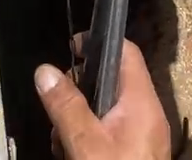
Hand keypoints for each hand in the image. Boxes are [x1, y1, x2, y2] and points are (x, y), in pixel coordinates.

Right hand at [33, 41, 169, 159]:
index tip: (70, 50)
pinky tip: (72, 153)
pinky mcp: (135, 154)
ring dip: (80, 117)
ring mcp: (143, 137)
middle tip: (57, 103)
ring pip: (108, 109)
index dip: (98, 42)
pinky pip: (111, 131)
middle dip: (80, 88)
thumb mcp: (85, 143)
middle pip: (113, 81)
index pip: (126, 51)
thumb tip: (44, 69)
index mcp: (142, 102)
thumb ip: (65, 105)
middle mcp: (147, 114)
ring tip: (61, 137)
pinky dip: (90, 135)